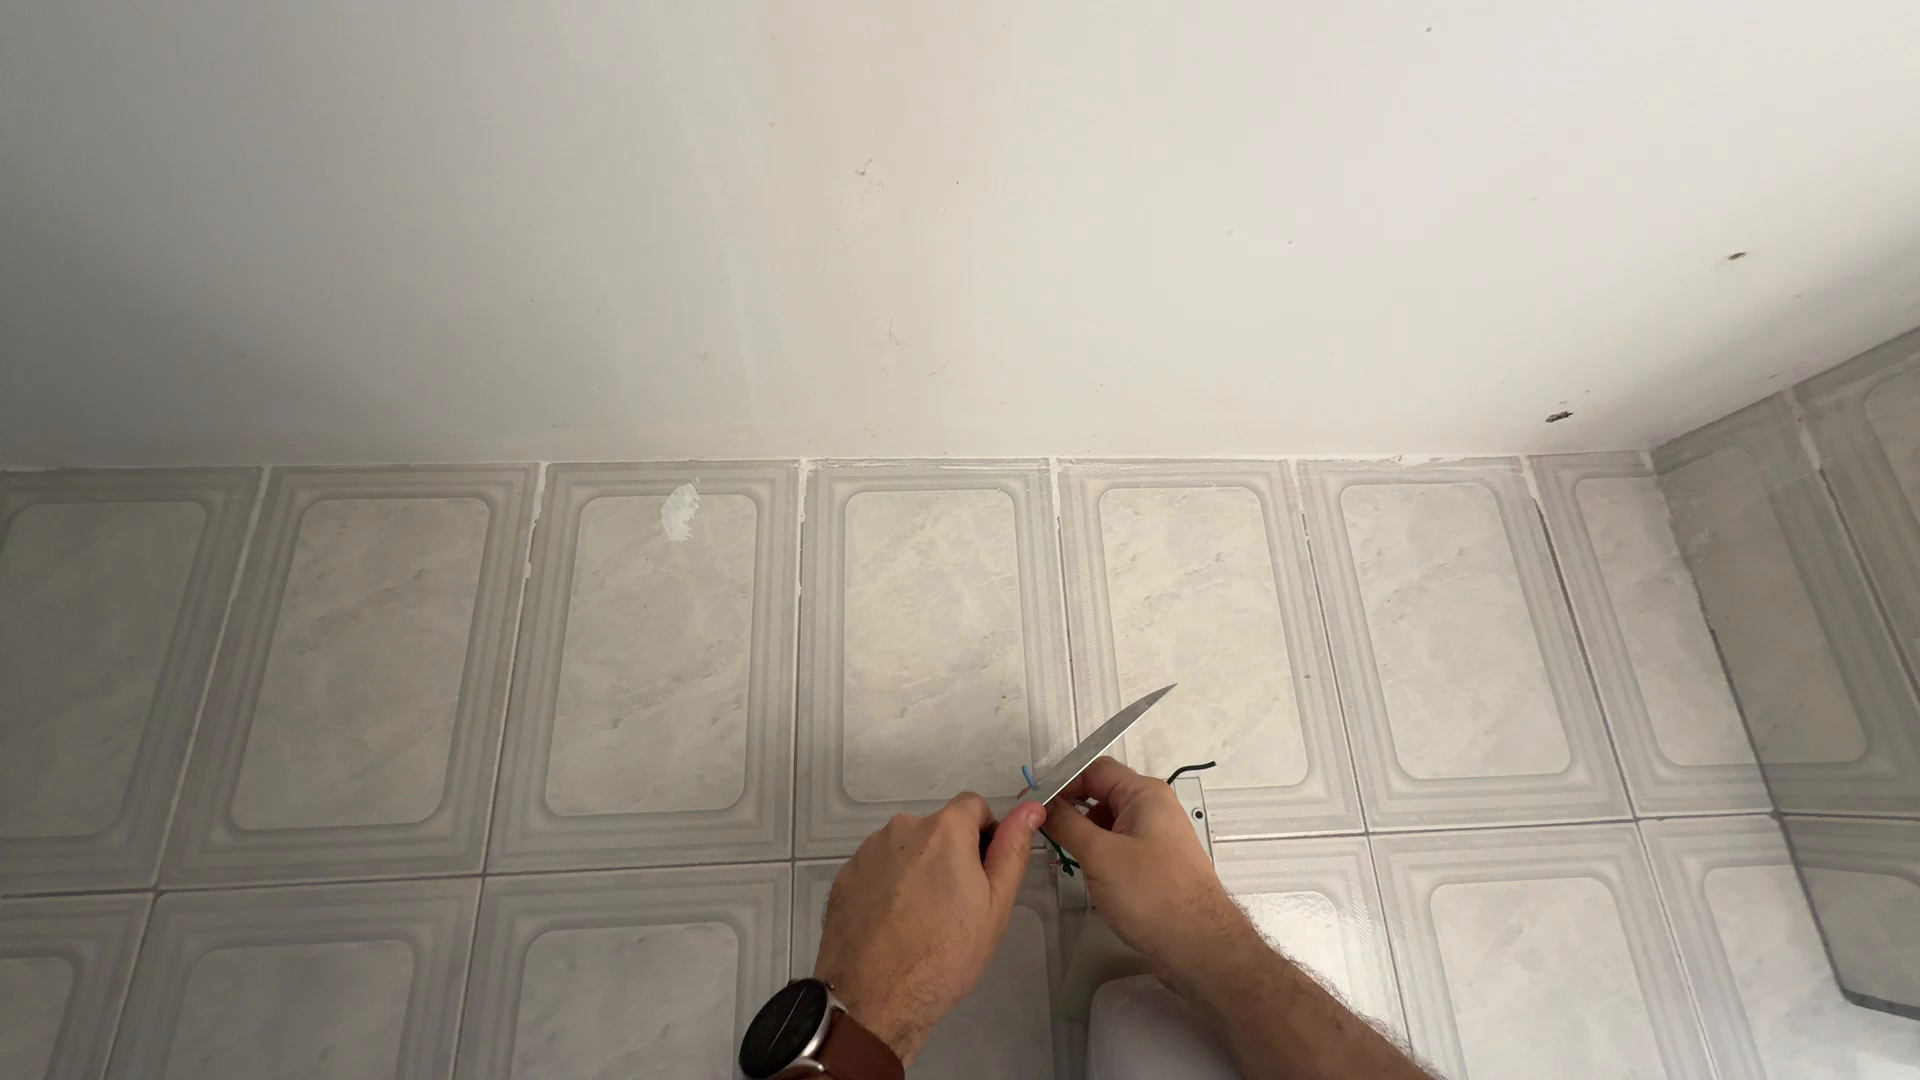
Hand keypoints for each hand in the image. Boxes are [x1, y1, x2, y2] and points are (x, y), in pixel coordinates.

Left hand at [813, 793, 1045, 1062]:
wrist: (873, 1001)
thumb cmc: (945, 954)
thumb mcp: (994, 906)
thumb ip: (1012, 850)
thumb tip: (1032, 807)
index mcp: (944, 828)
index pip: (973, 805)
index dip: (984, 833)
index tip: (982, 873)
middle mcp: (903, 826)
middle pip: (937, 829)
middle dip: (949, 855)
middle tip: (953, 906)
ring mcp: (868, 850)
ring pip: (906, 849)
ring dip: (917, 869)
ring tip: (919, 920)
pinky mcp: (845, 875)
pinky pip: (877, 868)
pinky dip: (888, 885)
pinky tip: (891, 924)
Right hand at [1042, 757, 1258, 988]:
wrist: (1202, 950)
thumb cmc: (1150, 893)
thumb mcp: (1099, 854)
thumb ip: (1067, 823)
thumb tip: (1043, 804)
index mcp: (1145, 793)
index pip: (1094, 770)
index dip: (1062, 782)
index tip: (1033, 804)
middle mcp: (1154, 808)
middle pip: (1102, 794)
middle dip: (1071, 810)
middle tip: (1041, 831)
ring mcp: (1158, 837)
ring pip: (1110, 822)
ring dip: (1084, 834)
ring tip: (1061, 856)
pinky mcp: (1157, 864)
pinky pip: (1120, 845)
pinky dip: (1100, 854)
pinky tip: (1087, 874)